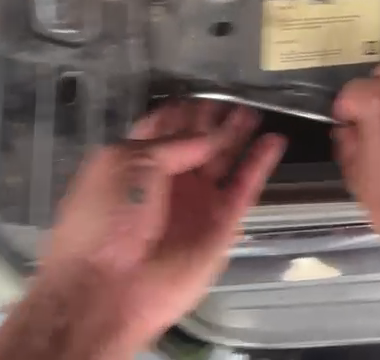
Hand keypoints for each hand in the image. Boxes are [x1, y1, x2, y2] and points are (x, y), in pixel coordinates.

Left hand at [0, 100, 284, 359]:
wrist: (105, 291)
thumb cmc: (104, 220)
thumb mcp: (128, 162)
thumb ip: (176, 141)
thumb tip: (213, 134)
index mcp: (134, 164)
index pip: (165, 127)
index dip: (184, 108)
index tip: (204, 88)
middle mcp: (167, 181)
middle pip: (198, 140)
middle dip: (214, 117)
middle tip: (234, 95)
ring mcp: (196, 202)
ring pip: (224, 159)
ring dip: (238, 134)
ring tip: (254, 110)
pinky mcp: (222, 223)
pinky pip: (246, 186)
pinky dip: (261, 163)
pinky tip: (275, 140)